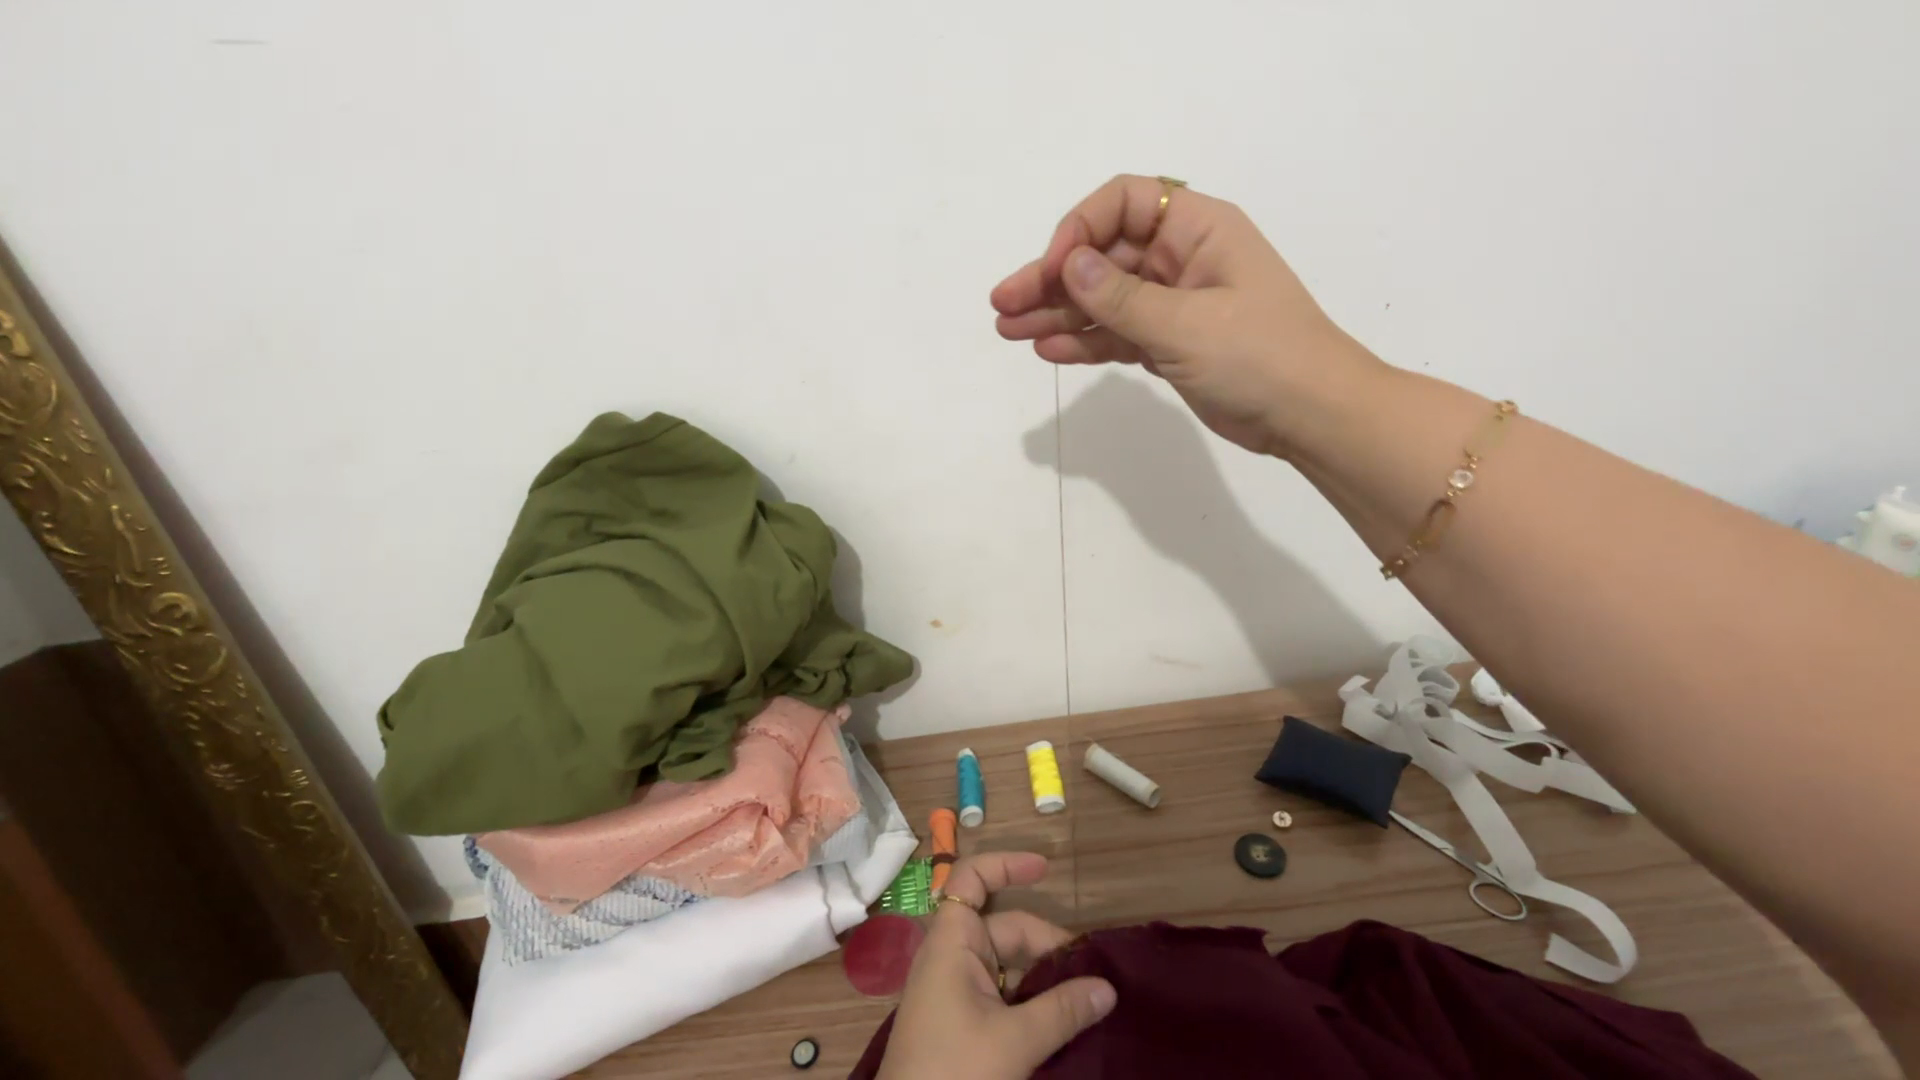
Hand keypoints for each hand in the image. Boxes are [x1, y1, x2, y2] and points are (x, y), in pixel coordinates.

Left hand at [876, 852, 1115, 1079]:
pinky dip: (1033, 1000)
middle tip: (1093, 974)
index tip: (1046, 869)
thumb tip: (1107, 987)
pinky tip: (1066, 1019)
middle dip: (1048, 943)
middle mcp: (952, 957)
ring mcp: (957, 991)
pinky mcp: (963, 1023)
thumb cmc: (953, 1071)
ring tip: (1089, 996)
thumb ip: (1063, 1010)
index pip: (971, 880)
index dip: (1006, 866)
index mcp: (952, 942)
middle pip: (1005, 927)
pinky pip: (1005, 995)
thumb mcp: (1014, 1041)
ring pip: (1009, 965)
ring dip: (1045, 976)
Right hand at [990, 174, 1376, 456]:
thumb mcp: (1185, 323)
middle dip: (1052, 278)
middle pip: (1103, 255)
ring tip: (1009, 332)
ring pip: (1103, 299)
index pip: (1124, 203)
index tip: (1052, 269)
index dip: (1080, 228)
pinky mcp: (1168, 343)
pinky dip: (1084, 342)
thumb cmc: (1260, 355)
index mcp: (1198, 228)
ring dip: (1058, 314)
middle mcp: (1181, 257)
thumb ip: (1121, 296)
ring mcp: (1173, 303)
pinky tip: (1048, 351)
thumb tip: (1068, 263)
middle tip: (1003, 306)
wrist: (1310, 416)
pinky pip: (1116, 334)